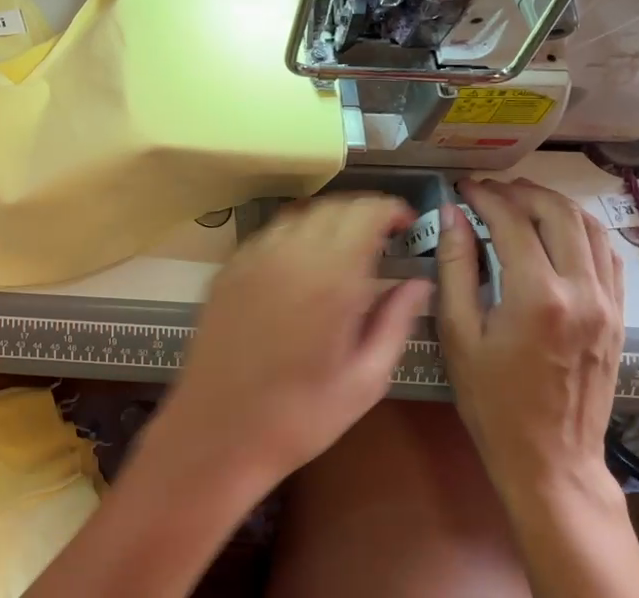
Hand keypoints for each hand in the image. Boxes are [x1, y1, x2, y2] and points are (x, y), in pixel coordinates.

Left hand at [162, 195, 434, 483]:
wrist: (218, 431)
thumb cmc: (301, 418)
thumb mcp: (365, 379)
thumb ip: (396, 321)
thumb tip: (420, 283)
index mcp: (329, 278)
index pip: (364, 212)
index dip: (391, 209)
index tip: (409, 226)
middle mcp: (287, 255)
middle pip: (331, 206)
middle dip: (363, 214)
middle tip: (385, 239)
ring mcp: (250, 259)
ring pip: (297, 215)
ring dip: (328, 221)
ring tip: (349, 251)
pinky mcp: (227, 270)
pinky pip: (268, 235)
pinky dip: (294, 237)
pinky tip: (305, 267)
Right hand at [436, 178, 624, 503]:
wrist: (550, 456)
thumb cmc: (491, 399)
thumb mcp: (459, 333)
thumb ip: (456, 267)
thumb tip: (453, 215)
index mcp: (538, 296)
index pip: (513, 221)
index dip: (485, 196)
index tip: (462, 187)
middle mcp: (582, 292)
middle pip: (559, 214)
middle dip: (522, 192)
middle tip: (489, 191)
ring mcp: (609, 304)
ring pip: (591, 228)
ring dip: (555, 205)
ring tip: (521, 202)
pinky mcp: (619, 317)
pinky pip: (608, 256)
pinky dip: (582, 231)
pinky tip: (556, 232)